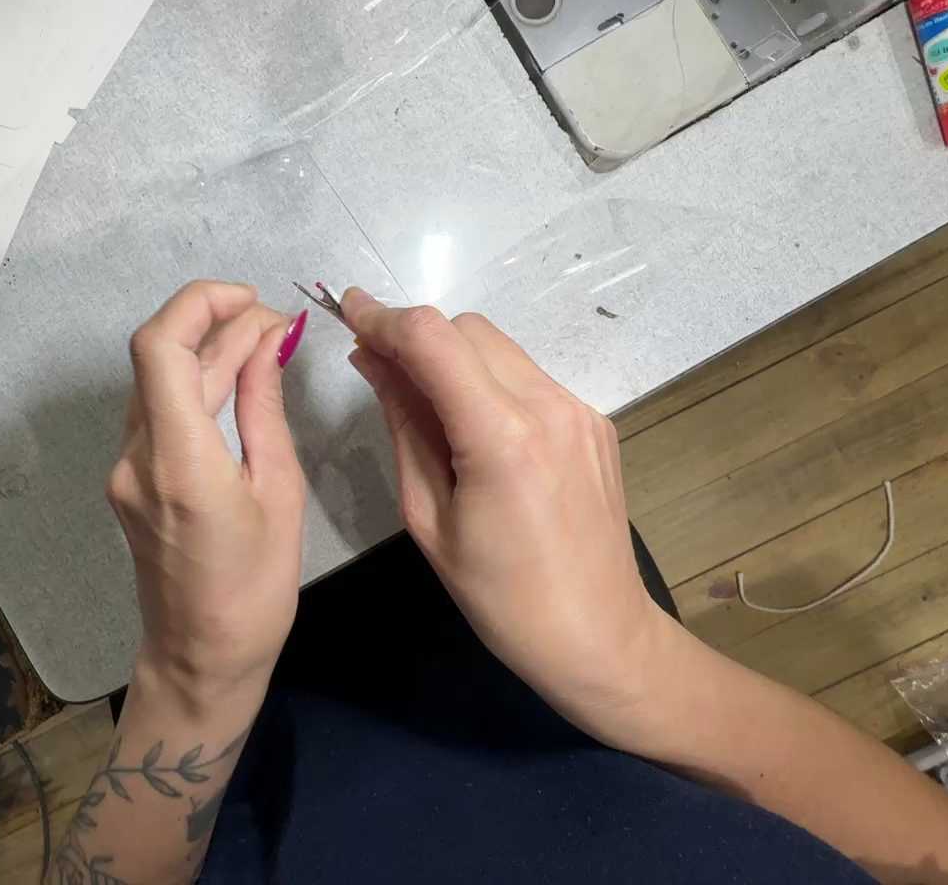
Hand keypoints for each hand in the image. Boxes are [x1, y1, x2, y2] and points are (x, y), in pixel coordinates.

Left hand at [108, 281, 308, 714]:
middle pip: (159, 354)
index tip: (254, 301)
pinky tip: (238, 379)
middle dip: (218, 323)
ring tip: (265, 344)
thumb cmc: (256, 590)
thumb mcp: (278, 492)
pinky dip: (196, 382)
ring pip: (157, 378)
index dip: (201, 304)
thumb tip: (269, 342)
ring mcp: (125, 466)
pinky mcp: (130, 477)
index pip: (161, 346)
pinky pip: (160, 409)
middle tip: (278, 326)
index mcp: (179, 461)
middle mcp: (136, 455)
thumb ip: (264, 408)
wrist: (200, 660)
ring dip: (206, 348)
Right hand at [342, 288, 665, 725]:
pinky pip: (524, 374)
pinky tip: (473, 427)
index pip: (433, 340)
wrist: (600, 637)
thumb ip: (403, 425)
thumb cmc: (499, 596)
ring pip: (496, 345)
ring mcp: (578, 408)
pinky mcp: (591, 419)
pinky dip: (485, 379)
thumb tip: (373, 361)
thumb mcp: (428, 517)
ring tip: (424, 404)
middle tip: (379, 371)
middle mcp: (548, 405)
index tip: (347, 310)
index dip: (383, 317)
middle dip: (416, 338)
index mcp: (502, 437)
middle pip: (465, 328)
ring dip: (450, 357)